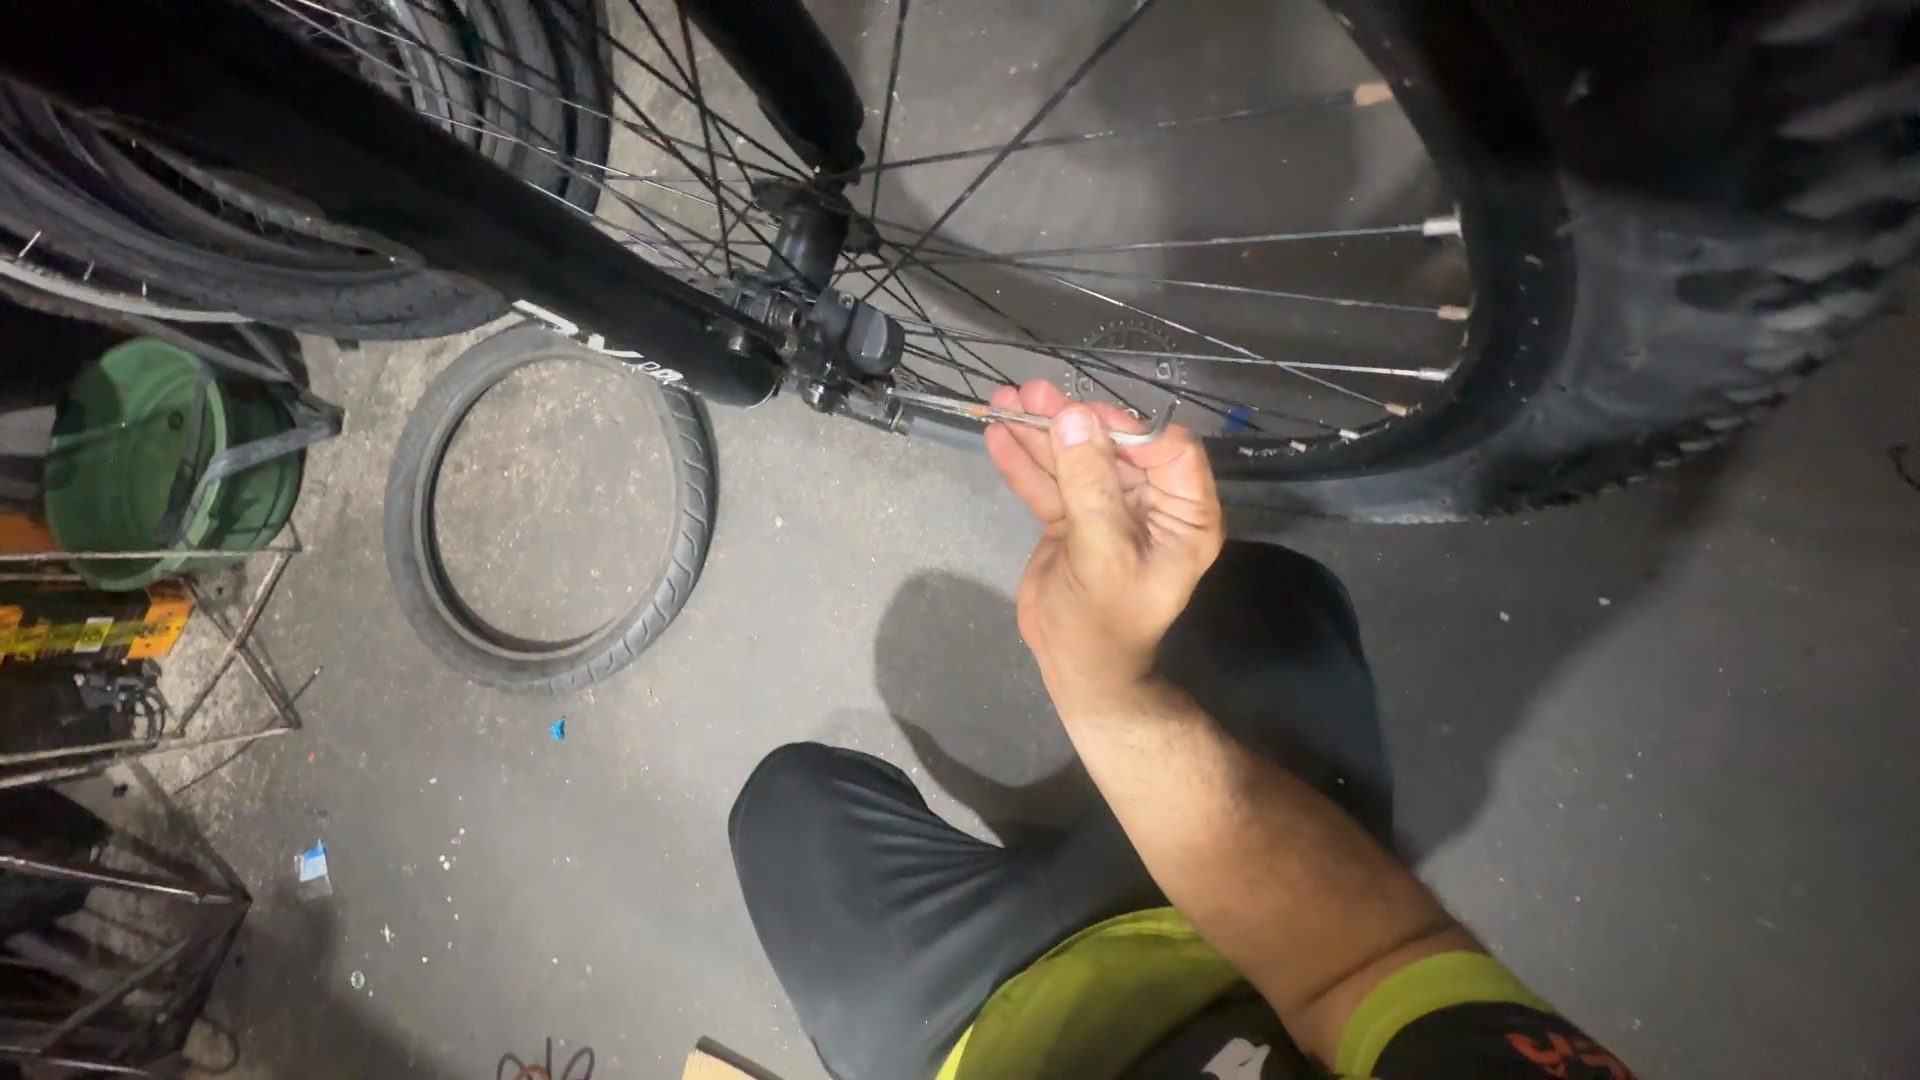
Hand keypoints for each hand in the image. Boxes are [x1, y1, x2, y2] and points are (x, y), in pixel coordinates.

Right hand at [985, 380, 1224, 711]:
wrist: (1076, 670)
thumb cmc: (1104, 623)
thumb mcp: (1101, 556)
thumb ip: (1089, 487)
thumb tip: (1074, 418)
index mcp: (1182, 514)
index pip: (1166, 450)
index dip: (1126, 427)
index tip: (1082, 415)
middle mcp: (1149, 505)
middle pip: (1111, 448)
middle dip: (1070, 421)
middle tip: (1030, 393)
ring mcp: (1106, 511)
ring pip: (1074, 461)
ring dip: (1039, 433)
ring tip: (1004, 401)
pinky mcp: (1072, 521)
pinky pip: (1049, 484)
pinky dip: (1023, 462)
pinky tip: (998, 436)